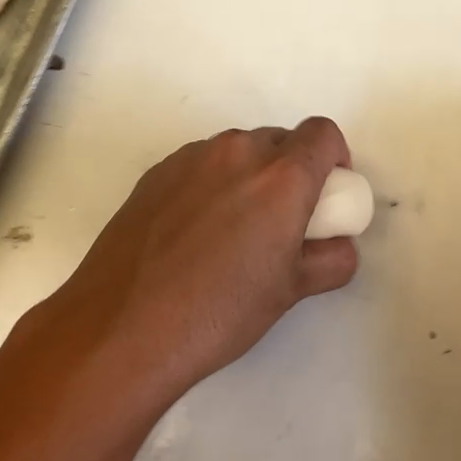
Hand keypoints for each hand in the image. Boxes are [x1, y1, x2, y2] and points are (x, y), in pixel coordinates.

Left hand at [26, 117, 360, 402]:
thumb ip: (330, 260)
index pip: (323, 133)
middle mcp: (238, 151)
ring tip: (231, 231)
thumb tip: (339, 245)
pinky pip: (200, 164)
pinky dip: (210, 184)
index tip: (326, 193)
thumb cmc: (218, 313)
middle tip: (280, 221)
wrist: (121, 327)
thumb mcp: (290, 292)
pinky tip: (192, 234)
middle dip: (290, 171)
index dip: (333, 157)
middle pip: (280, 140)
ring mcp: (191, 158)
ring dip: (248, 175)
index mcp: (281, 176)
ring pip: (237, 151)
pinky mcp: (156, 172)